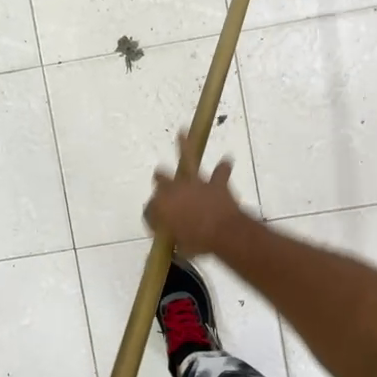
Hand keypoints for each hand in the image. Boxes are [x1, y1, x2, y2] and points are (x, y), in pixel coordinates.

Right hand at [145, 132, 250, 255]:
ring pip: (187, 159)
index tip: (157, 223)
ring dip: (185, 145)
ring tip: (182, 131)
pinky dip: (224, 168)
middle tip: (160, 178)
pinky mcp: (216, 183)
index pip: (150, 207)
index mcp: (161, 205)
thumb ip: (172, 235)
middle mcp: (174, 189)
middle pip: (161, 178)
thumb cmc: (197, 243)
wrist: (223, 233)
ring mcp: (195, 183)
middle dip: (160, 178)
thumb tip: (172, 236)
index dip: (153, 215)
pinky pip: (221, 171)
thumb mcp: (178, 244)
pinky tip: (227, 160)